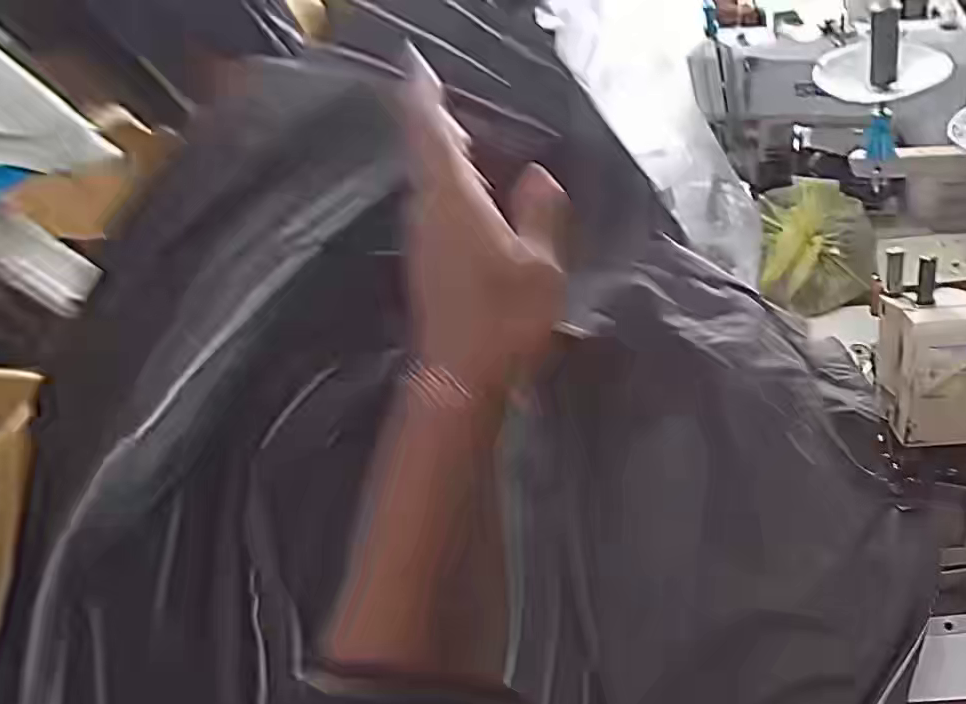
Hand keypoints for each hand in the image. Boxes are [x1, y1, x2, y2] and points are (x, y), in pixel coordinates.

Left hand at [400, 45, 567, 401]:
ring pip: (435, 184)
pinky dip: (460, 199)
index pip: (429, 126)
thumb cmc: (506, 317)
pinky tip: (486, 212)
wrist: (463, 374)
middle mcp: (427, 208)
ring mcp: (423, 238)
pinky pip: (441, 213)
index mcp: (453, 197)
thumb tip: (541, 176)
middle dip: (447, 129)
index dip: (428, 94)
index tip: (426, 68)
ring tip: (487, 161)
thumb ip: (541, 216)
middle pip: (428, 152)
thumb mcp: (542, 266)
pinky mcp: (429, 264)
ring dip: (457, 167)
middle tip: (476, 118)